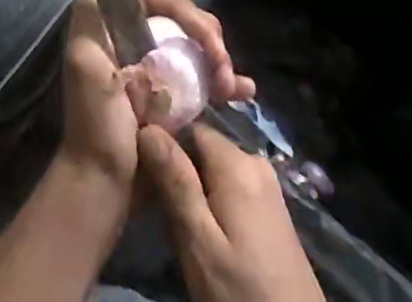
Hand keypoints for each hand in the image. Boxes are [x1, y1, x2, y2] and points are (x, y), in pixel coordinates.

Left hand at [60, 0, 256, 188]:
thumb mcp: (87, 65)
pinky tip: (244, 91)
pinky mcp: (172, 95)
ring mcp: (155, 69)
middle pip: (178, 19)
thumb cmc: (97, 125)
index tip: (204, 34)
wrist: (108, 186)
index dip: (180, 8)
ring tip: (232, 86)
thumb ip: (95, 24)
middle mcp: (131, 42)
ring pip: (195, 45)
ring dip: (219, 60)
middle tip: (222, 65)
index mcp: (107, 29)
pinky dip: (224, 80)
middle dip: (207, 37)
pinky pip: (203, 77)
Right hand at [137, 124, 321, 301]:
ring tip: (171, 217)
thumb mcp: (199, 242)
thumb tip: (147, 127)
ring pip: (214, 169)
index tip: (140, 167)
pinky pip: (230, 187)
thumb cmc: (242, 292)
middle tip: (153, 200)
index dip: (162, 142)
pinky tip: (201, 230)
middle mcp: (255, 163)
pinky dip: (211, 200)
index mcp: (237, 163)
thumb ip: (175, 182)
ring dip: (192, 187)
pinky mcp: (272, 211)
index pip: (188, 126)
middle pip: (201, 147)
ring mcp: (268, 188)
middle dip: (176, 168)